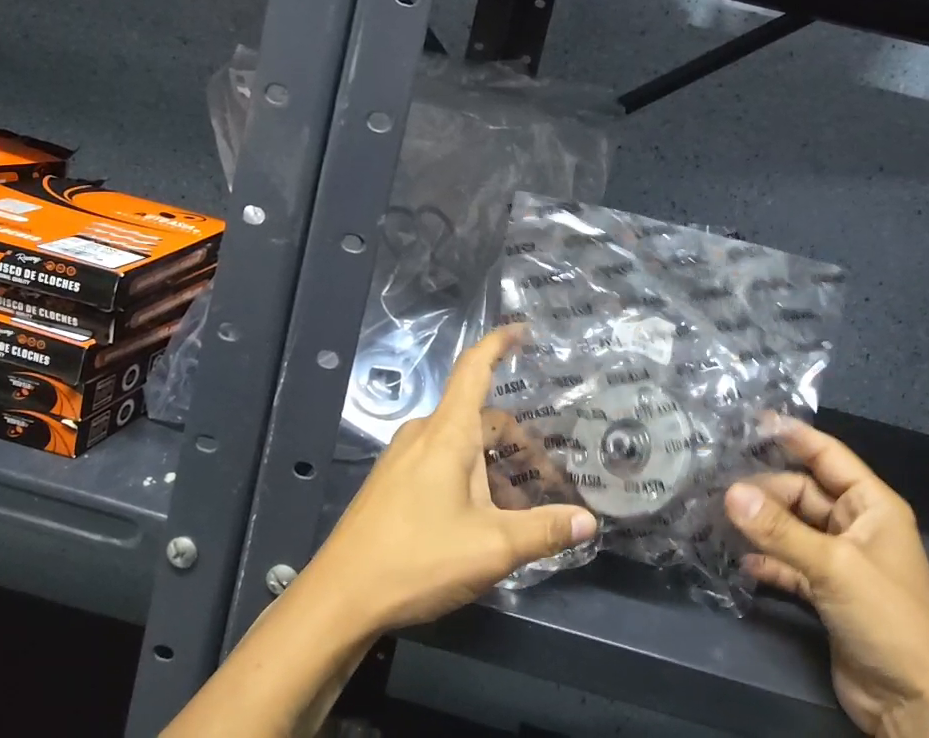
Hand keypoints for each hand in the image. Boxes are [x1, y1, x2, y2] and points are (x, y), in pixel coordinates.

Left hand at [300, 326, 598, 633]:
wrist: (339, 599)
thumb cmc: (418, 559)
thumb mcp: (492, 548)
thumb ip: (544, 531)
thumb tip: (590, 522)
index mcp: (447, 433)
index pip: (474, 369)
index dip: (499, 343)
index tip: (523, 330)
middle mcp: (423, 435)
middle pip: (480, 418)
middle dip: (518, 442)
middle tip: (550, 476)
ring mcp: (402, 460)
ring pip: (462, 446)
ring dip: (495, 468)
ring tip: (522, 510)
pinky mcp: (392, 485)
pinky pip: (441, 464)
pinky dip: (471, 480)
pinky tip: (484, 521)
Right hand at [725, 419, 928, 737]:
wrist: (914, 703)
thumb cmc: (886, 618)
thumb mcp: (834, 567)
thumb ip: (781, 531)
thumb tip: (729, 492)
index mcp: (873, 506)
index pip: (828, 456)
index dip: (792, 436)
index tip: (750, 420)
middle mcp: (856, 525)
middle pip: (803, 492)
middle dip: (765, 489)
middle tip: (717, 484)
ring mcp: (841, 560)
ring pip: (793, 528)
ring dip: (761, 525)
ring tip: (717, 515)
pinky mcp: (827, 592)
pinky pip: (790, 564)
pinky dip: (768, 561)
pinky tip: (739, 559)